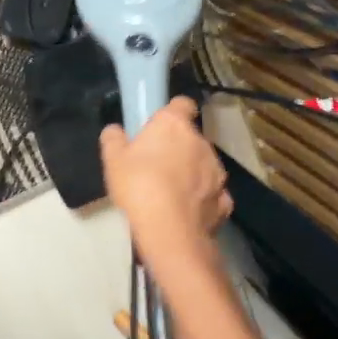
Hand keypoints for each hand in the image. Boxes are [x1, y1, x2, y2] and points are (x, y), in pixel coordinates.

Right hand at [100, 96, 232, 260]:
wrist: (170, 235)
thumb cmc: (138, 186)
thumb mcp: (112, 159)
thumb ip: (114, 138)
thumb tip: (116, 131)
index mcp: (174, 125)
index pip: (182, 104)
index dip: (172, 111)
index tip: (160, 123)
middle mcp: (201, 143)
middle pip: (191, 137)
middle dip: (178, 146)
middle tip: (155, 162)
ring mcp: (217, 173)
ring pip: (204, 164)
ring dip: (192, 171)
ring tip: (171, 191)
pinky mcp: (225, 202)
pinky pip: (213, 193)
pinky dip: (203, 197)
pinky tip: (187, 209)